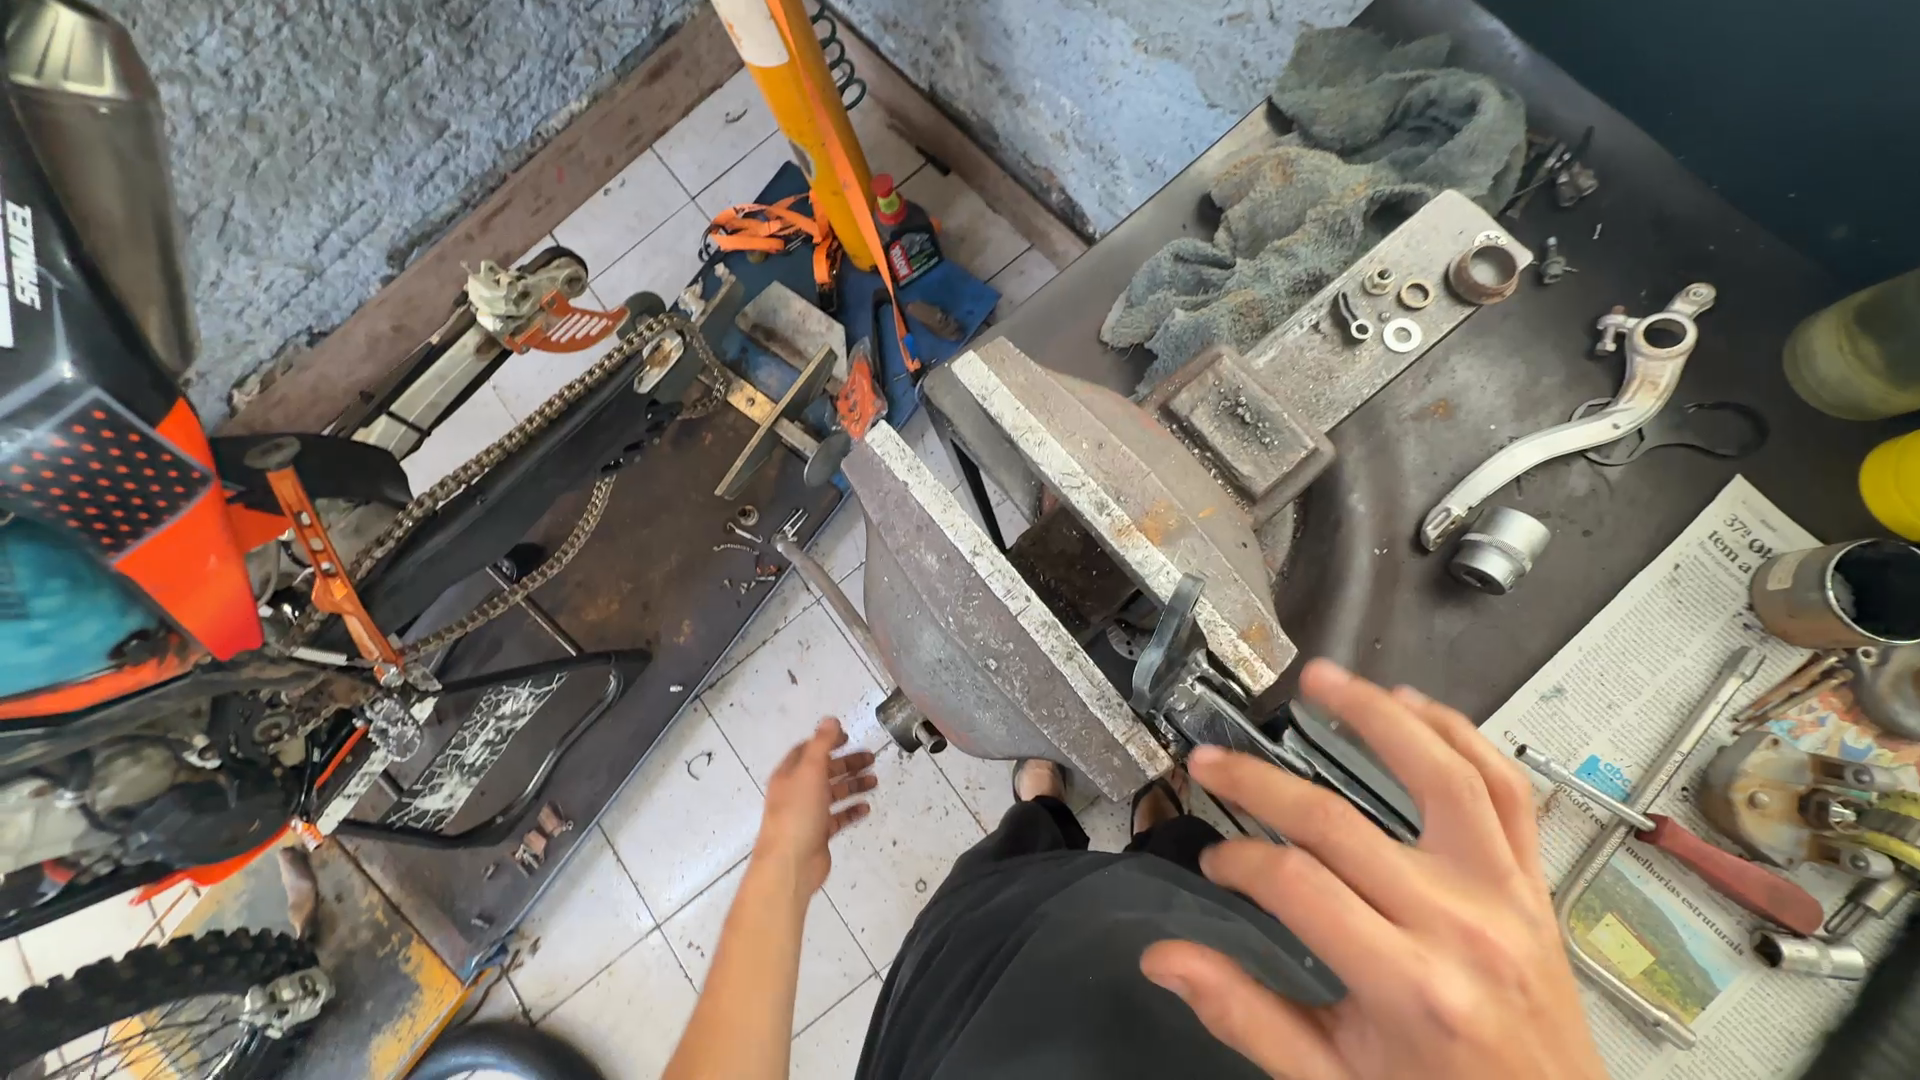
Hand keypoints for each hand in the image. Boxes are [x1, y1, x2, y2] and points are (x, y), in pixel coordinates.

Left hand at [753, 717, 876, 895]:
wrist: (789, 863)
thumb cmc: (798, 812)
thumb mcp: (810, 769)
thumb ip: (822, 743)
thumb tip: (830, 719)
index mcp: (790, 774)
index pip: (808, 750)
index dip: (827, 741)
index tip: (848, 737)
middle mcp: (797, 791)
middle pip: (825, 771)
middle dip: (847, 763)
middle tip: (871, 758)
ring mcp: (808, 814)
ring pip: (834, 793)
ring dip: (853, 785)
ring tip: (875, 781)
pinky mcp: (819, 834)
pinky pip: (838, 817)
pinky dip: (851, 810)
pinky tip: (866, 807)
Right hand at [1139, 659, 1605, 1079]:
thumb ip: (1244, 1015)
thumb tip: (1160, 959)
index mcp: (1407, 984)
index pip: (1296, 885)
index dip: (1239, 862)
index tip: (1215, 863)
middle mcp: (1459, 926)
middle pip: (1338, 822)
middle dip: (1257, 783)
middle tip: (1208, 759)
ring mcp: (1505, 894)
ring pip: (1442, 774)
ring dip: (1374, 715)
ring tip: (1318, 677)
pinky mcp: (1532, 881)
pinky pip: (1506, 789)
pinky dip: (1459, 734)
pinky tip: (1410, 703)